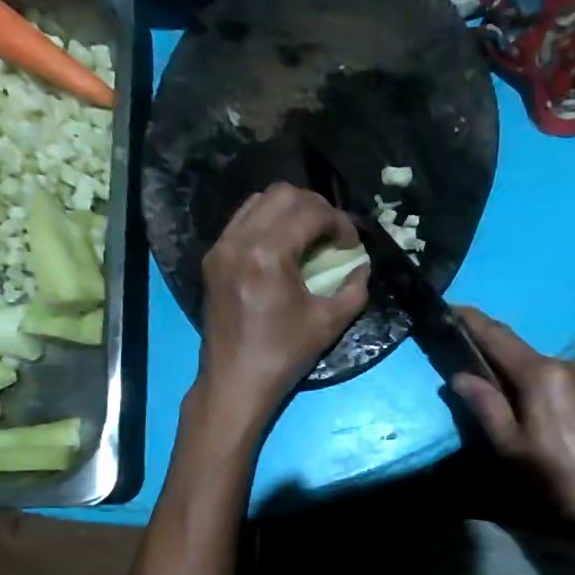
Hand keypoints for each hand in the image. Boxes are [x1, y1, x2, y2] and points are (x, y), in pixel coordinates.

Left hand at [198, 182, 368, 424]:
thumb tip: (361, 265)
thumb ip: (354, 288)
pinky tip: (281, 246)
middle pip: (283, 194)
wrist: (234, 381)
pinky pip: (241, 221)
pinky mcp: (212, 259)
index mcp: (267, 254)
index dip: (339, 221)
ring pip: (258, 201)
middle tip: (332, 233)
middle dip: (315, 207)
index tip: (351, 244)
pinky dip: (266, 222)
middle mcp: (239, 241)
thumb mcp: (329, 321)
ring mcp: (221, 248)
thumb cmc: (283, 354)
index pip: (310, 212)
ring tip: (307, 235)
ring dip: (289, 210)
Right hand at [450, 307, 574, 572]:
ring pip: (531, 362)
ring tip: (477, 374)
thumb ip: (485, 406)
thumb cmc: (564, 476)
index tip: (446, 307)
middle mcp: (564, 364)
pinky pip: (547, 376)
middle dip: (483, 343)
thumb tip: (458, 376)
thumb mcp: (513, 447)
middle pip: (514, 347)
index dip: (469, 319)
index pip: (497, 335)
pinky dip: (523, 378)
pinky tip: (513, 395)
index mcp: (541, 372)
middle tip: (452, 346)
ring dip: (504, 364)